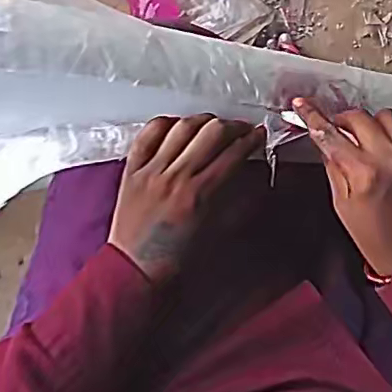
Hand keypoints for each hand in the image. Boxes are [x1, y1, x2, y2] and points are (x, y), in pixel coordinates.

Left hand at [108, 115, 263, 281]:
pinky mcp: (132, 170)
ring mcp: (151, 170)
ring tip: (213, 124)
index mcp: (200, 196)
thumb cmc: (177, 258)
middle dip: (233, 126)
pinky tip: (178, 126)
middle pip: (212, 133)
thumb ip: (238, 203)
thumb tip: (255, 176)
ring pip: (183, 127)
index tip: (258, 135)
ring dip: (203, 121)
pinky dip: (166, 123)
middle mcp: (176, 177)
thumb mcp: (217, 233)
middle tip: (241, 129)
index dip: (251, 140)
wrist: (134, 271)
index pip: (233, 154)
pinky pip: (149, 134)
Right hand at [291, 99, 391, 278]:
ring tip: (370, 143)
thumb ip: (333, 166)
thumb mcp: (342, 204)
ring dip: (372, 125)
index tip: (303, 105)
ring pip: (385, 116)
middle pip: (358, 117)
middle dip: (344, 122)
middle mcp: (391, 157)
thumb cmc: (375, 235)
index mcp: (364, 173)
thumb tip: (324, 139)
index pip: (331, 134)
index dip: (313, 116)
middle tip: (341, 133)